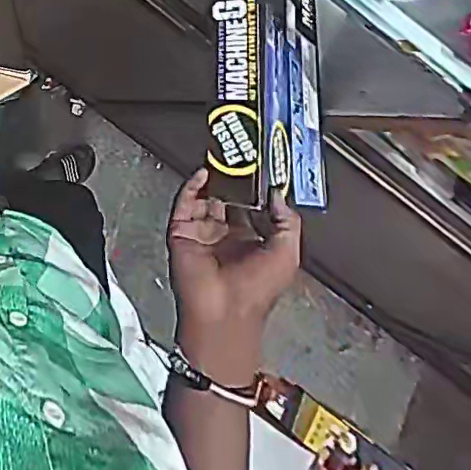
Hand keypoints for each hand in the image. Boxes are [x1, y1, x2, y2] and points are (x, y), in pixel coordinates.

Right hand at [167, 169, 300, 382]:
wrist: (224, 310)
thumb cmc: (256, 291)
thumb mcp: (287, 255)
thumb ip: (288, 222)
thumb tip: (279, 194)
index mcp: (249, 242)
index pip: (250, 207)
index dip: (256, 189)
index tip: (262, 169)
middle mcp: (224, 235)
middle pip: (226, 198)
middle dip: (232, 180)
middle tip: (240, 159)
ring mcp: (202, 232)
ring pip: (205, 197)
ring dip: (213, 180)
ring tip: (222, 160)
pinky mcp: (182, 231)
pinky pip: (184, 203)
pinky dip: (191, 187)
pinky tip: (203, 175)